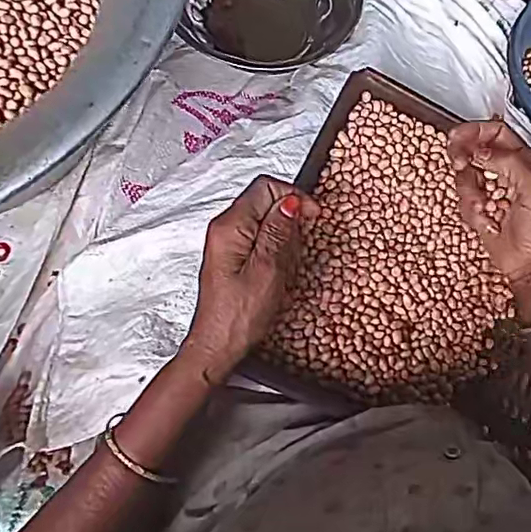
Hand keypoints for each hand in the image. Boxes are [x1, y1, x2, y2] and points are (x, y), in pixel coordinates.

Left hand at [181, 175, 319, 383]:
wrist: (218, 345)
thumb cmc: (238, 316)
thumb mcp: (267, 270)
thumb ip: (278, 231)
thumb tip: (290, 202)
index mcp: (230, 226)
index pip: (265, 187)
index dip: (294, 196)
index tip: (312, 215)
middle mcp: (225, 229)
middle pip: (265, 200)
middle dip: (290, 218)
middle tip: (300, 246)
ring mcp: (228, 242)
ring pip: (266, 220)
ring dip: (285, 238)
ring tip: (287, 266)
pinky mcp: (234, 256)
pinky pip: (261, 240)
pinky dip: (277, 250)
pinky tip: (280, 272)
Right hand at [446, 120, 530, 287]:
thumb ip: (509, 163)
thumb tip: (483, 151)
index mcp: (525, 161)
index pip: (496, 132)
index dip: (476, 131)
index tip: (459, 137)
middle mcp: (506, 171)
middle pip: (474, 148)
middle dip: (463, 156)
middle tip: (459, 163)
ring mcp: (491, 189)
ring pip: (465, 175)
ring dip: (469, 191)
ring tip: (482, 206)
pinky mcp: (480, 207)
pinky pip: (463, 199)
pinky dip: (470, 211)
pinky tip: (485, 220)